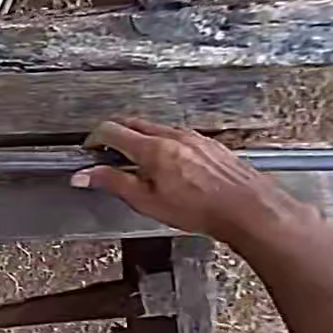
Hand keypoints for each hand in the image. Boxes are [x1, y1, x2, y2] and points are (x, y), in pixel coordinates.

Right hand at [71, 118, 322, 249]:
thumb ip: (111, 182)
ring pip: (154, 128)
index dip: (93, 139)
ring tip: (134, 163)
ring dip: (137, 139)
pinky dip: (160, 143)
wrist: (249, 209)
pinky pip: (175, 135)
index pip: (111, 130)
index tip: (89, 151)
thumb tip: (83, 174)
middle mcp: (172, 136)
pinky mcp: (208, 144)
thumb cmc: (199, 209)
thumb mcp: (145, 200)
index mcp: (152, 148)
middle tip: (105, 153)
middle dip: (113, 134)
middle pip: (132, 122)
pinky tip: (164, 165)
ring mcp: (193, 137)